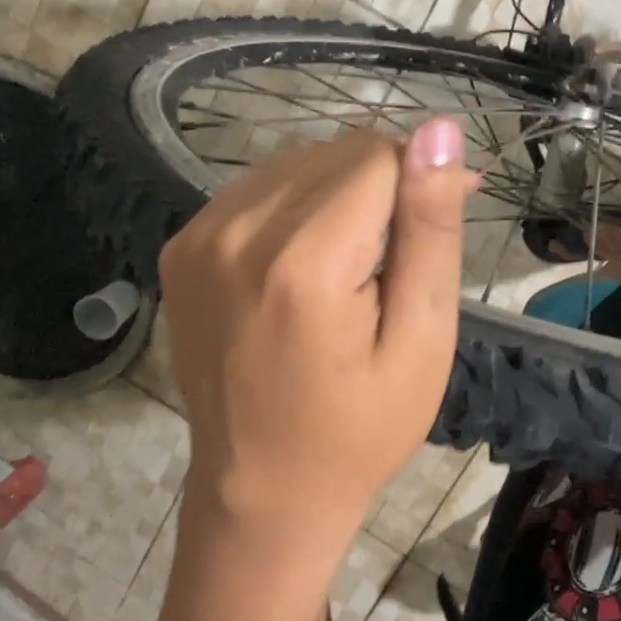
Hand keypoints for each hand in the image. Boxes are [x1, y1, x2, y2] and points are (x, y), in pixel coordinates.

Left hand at [157, 117, 475, 528]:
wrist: (261, 491)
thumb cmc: (361, 426)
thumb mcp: (422, 335)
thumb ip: (430, 226)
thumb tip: (439, 129)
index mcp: (303, 261)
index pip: (380, 156)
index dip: (420, 184)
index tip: (434, 231)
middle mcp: (237, 231)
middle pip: (339, 151)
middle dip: (383, 186)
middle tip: (397, 259)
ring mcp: (199, 234)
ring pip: (302, 160)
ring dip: (341, 192)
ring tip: (354, 264)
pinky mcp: (182, 243)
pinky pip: (261, 184)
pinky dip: (299, 205)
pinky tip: (309, 261)